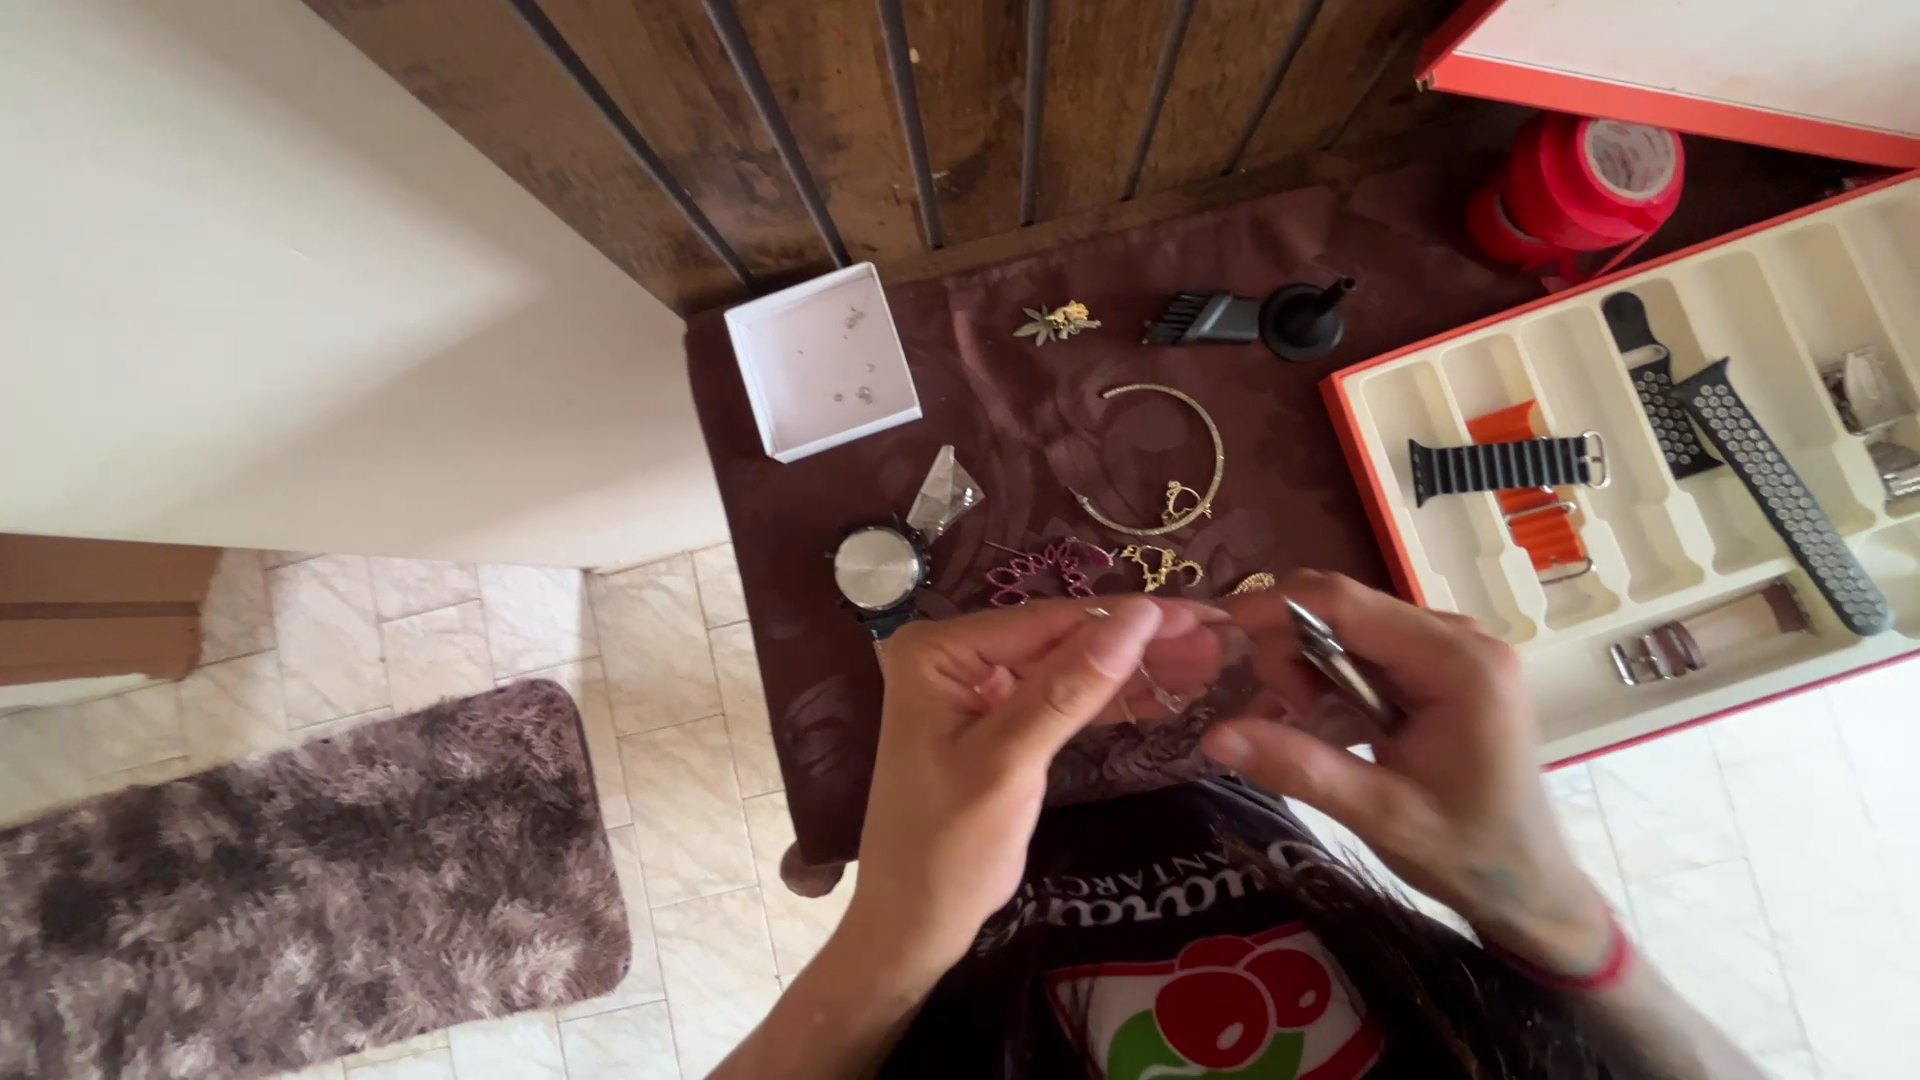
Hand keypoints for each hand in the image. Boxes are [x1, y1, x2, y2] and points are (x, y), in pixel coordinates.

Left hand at [847, 596, 1227, 984]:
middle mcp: (955, 655)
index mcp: (938, 651)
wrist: (914, 920)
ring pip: (1069, 667)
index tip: (1199, 613)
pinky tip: (1167, 695)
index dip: (1124, 617)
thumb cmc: (947, 846)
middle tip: (1216, 638)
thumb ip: (1071, 689)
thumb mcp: (1010, 764)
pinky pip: (1062, 699)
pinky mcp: (1000, 718)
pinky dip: (1111, 700)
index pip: (1044, 621)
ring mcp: (977, 686)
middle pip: (1061, 639)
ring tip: (1208, 661)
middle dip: (1137, 643)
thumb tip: (1138, 619)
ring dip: (1133, 669)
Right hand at [1202, 571, 1613, 975]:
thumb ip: (1298, 768)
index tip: (1218, 632)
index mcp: (1458, 663)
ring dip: (1302, 669)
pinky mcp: (1429, 661)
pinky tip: (1322, 723)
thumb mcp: (1378, 815)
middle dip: (1289, 652)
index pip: (1343, 602)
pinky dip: (1320, 678)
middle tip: (1287, 717)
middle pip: (1334, 608)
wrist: (1528, 884)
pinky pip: (1351, 646)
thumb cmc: (1468, 852)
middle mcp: (1454, 636)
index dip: (1272, 607)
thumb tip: (1213, 736)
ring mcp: (1443, 645)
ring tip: (1311, 729)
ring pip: (1335, 625)